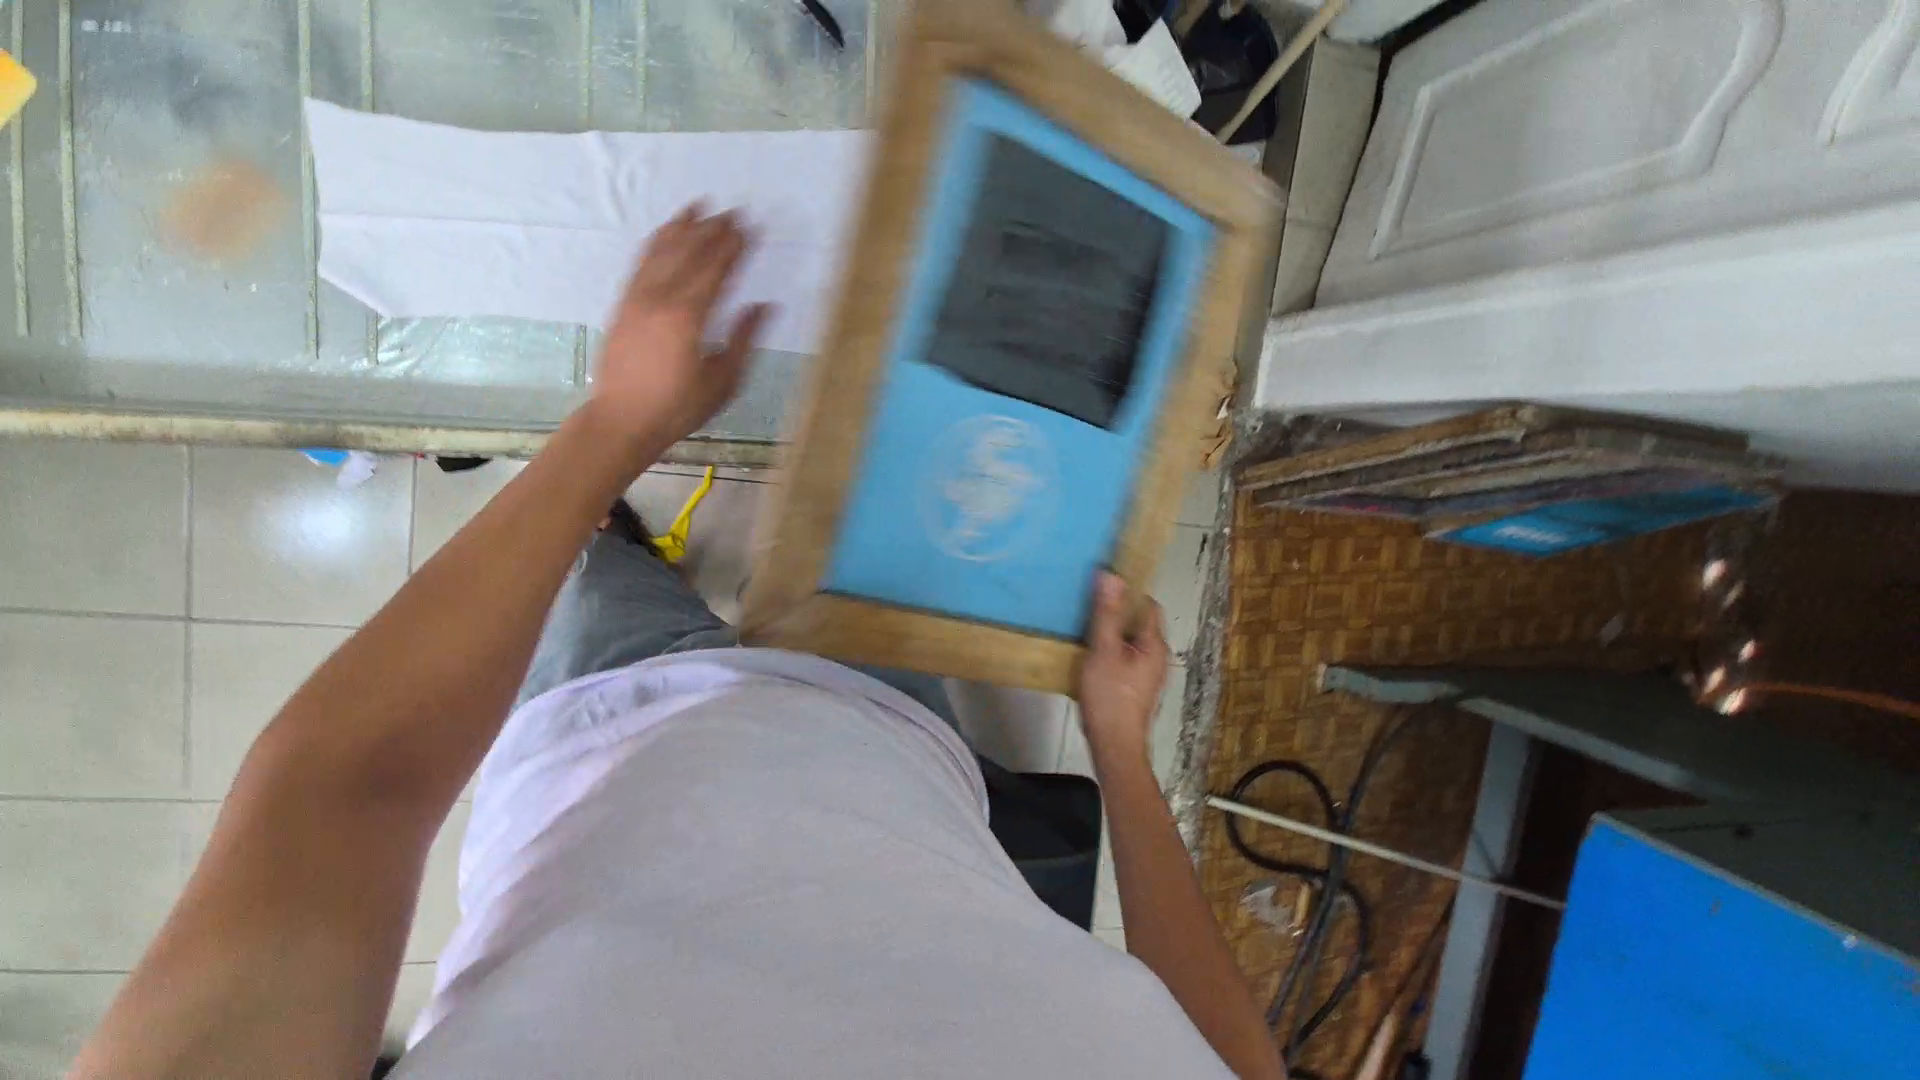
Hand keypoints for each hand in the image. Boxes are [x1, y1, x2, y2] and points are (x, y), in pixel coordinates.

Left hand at [591, 203, 771, 451]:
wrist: (622, 420)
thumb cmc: (679, 407)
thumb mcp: (723, 381)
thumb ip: (743, 339)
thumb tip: (764, 306)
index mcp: (689, 316)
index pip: (716, 269)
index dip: (734, 246)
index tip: (750, 227)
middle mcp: (660, 297)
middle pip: (689, 252)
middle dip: (712, 229)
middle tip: (733, 211)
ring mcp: (637, 298)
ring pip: (661, 250)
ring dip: (682, 226)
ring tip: (700, 207)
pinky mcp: (623, 304)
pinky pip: (641, 262)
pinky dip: (656, 242)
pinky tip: (665, 233)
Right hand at [1075, 571, 1170, 770]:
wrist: (1114, 746)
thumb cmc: (1110, 697)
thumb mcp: (1104, 650)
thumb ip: (1107, 614)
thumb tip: (1111, 575)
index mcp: (1155, 645)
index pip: (1147, 605)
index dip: (1127, 593)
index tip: (1101, 588)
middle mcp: (1157, 658)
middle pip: (1137, 623)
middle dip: (1115, 613)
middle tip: (1087, 607)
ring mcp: (1146, 675)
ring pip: (1128, 643)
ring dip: (1109, 634)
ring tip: (1083, 630)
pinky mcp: (1134, 689)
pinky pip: (1122, 659)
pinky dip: (1108, 652)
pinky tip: (1087, 656)